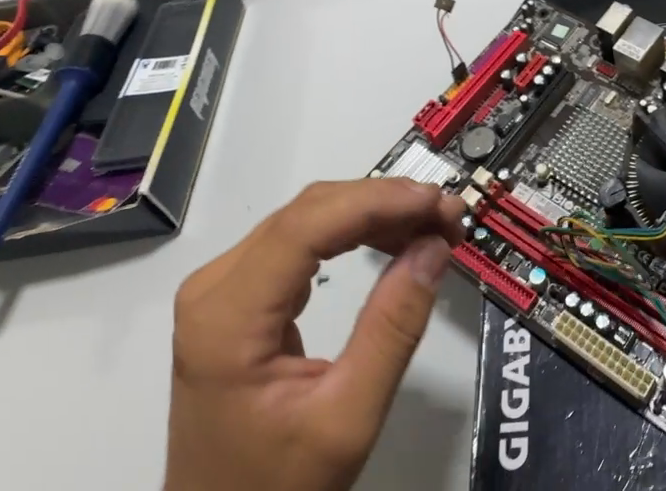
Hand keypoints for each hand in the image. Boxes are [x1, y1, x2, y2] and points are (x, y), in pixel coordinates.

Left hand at [165, 179, 465, 490]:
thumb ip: (392, 330)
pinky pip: (301, 242)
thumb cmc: (278, 485)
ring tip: (434, 228)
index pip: (307, 226)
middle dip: (385, 204)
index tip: (438, 204)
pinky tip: (394, 240)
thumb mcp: (347, 418)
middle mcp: (216, 286)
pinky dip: (353, 233)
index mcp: (228, 316)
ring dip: (373, 214)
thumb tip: (434, 247)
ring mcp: (222, 289)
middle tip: (450, 217)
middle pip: (308, 213)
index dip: (377, 202)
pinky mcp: (238, 297)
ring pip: (307, 219)